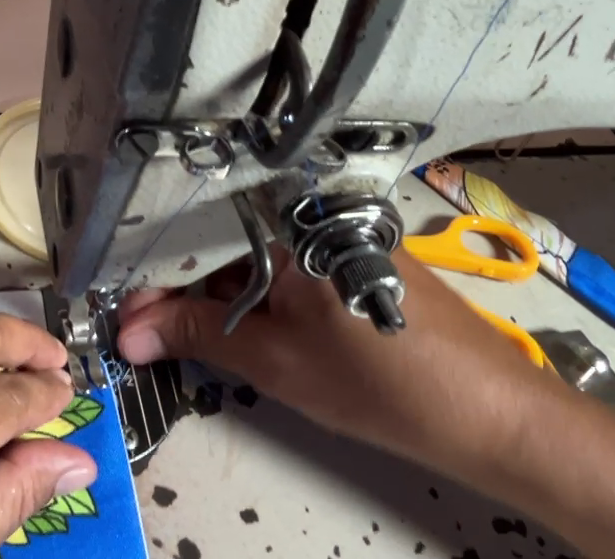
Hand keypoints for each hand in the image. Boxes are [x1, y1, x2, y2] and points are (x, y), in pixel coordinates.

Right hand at [116, 248, 556, 479]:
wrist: (491, 412)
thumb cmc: (379, 382)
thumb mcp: (274, 361)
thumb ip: (195, 336)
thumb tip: (129, 334)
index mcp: (288, 216)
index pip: (196, 235)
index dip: (153, 273)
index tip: (123, 308)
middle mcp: (310, 204)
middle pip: (222, 236)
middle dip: (180, 282)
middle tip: (145, 325)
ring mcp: (334, 222)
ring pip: (251, 246)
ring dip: (216, 285)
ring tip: (180, 326)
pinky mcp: (351, 245)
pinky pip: (284, 255)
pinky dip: (254, 285)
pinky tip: (234, 316)